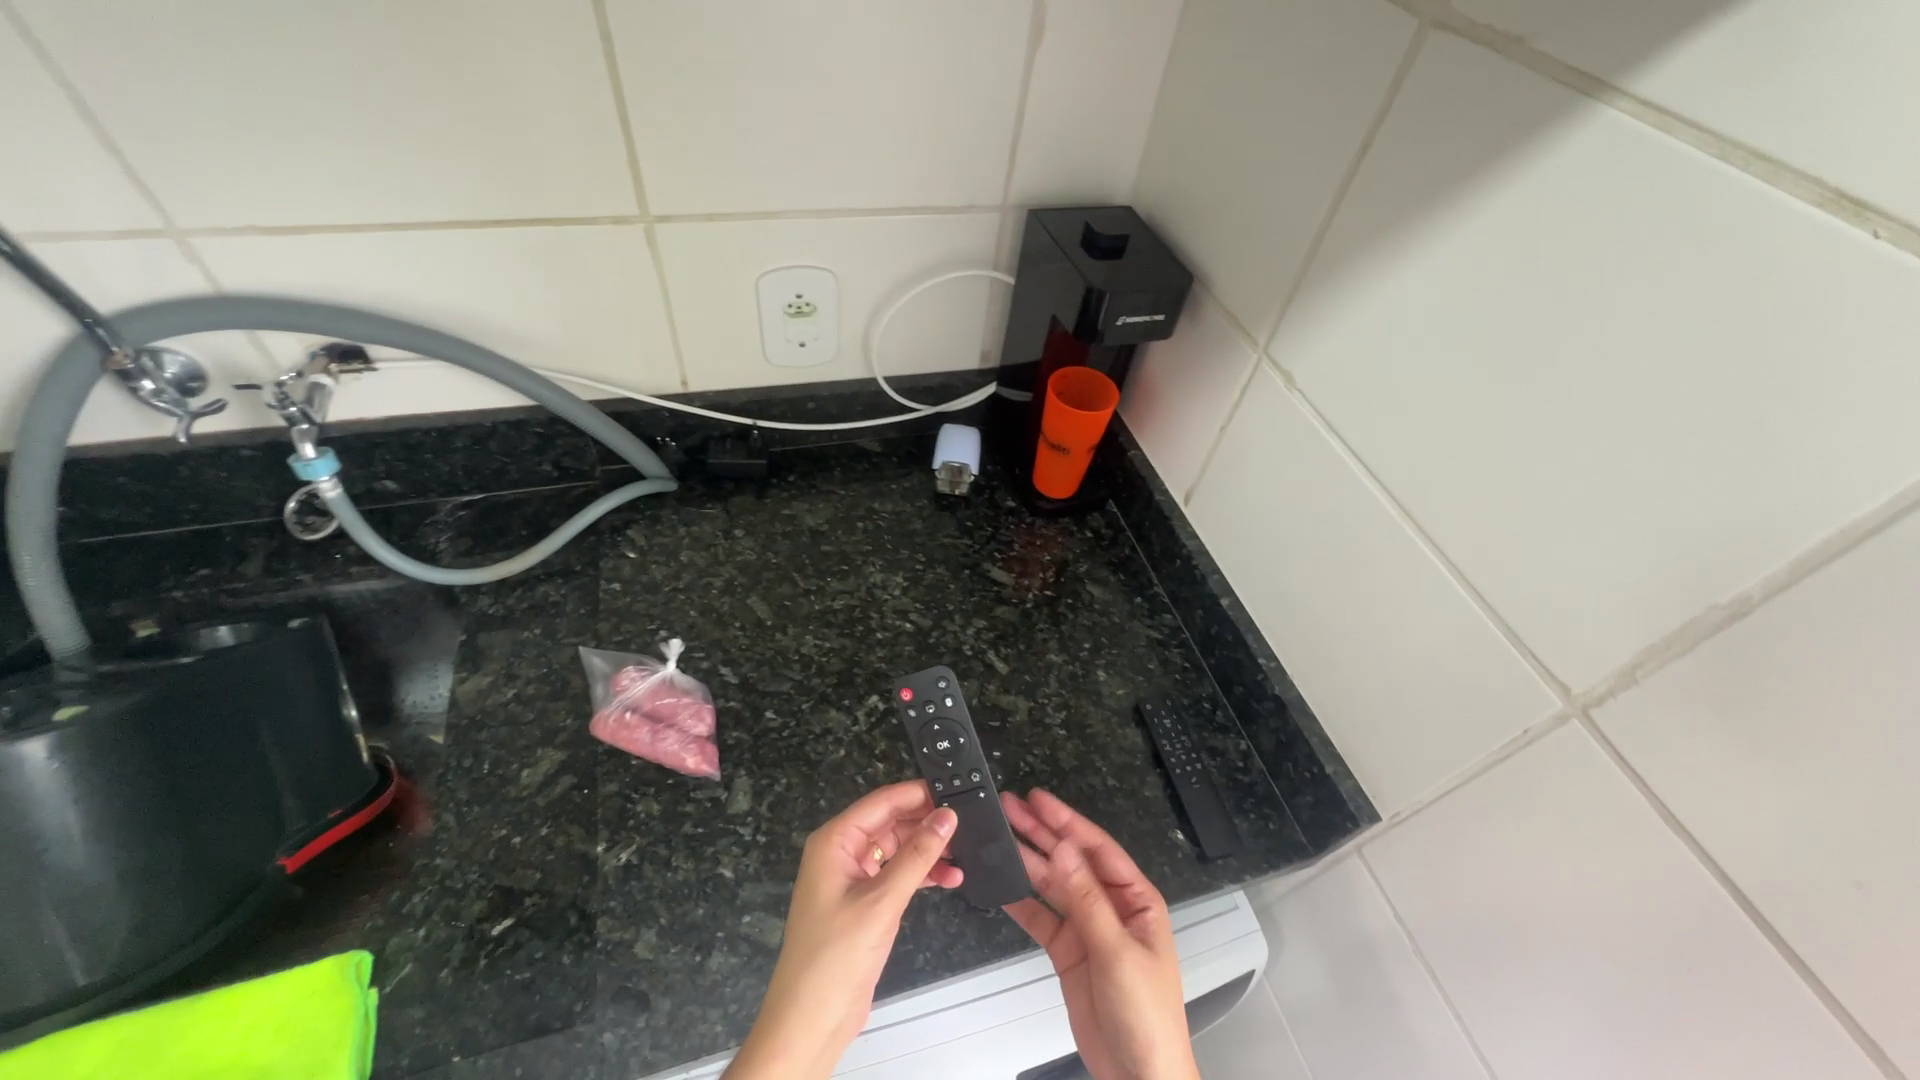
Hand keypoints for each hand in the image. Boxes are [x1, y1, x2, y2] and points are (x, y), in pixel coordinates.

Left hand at [726, 781, 961, 1079]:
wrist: (811, 1018)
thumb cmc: (835, 955)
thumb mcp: (882, 900)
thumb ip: (917, 855)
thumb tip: (945, 817)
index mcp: (834, 841)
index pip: (881, 802)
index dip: (917, 794)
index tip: (953, 791)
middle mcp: (841, 853)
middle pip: (890, 823)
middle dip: (926, 824)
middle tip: (965, 826)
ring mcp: (852, 878)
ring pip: (896, 849)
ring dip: (928, 852)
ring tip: (964, 855)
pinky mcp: (863, 902)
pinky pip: (896, 874)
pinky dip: (921, 875)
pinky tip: (949, 878)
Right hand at [1003, 789, 1199, 1079]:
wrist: (1139, 1075)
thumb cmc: (1149, 1018)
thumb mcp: (1117, 952)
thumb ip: (1086, 900)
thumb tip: (1065, 852)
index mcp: (1136, 900)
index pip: (1097, 848)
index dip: (1066, 821)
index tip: (1039, 800)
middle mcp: (1112, 908)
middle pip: (1071, 860)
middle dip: (1042, 833)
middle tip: (1011, 809)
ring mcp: (1089, 929)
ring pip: (1053, 885)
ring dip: (1028, 862)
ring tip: (1000, 838)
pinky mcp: (1069, 951)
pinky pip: (1041, 918)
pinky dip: (1021, 902)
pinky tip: (1002, 885)